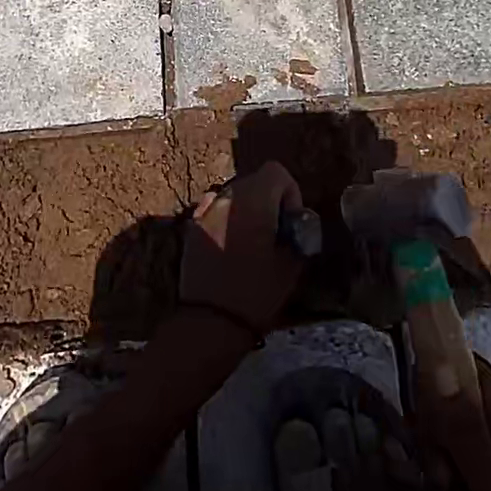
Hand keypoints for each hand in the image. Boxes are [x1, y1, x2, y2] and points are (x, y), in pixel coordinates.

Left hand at [180, 161, 305, 332]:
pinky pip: (214, 209)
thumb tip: (297, 220)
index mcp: (253, 200)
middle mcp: (226, 197)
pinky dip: (226, 217)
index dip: (290, 192)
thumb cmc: (258, 291)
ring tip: (254, 241)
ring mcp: (205, 210)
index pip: (276, 171)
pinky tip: (231, 244)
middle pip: (254, 181)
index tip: (291, 222)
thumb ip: (298, 232)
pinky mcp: (191, 226)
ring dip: (248, 208)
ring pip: (234, 194)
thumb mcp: (291, 263)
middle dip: (269, 200)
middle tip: (277, 233)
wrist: (213, 319)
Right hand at [418, 357, 490, 490]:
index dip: (433, 380)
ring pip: (450, 430)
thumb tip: (437, 365)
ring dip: (439, 461)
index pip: (461, 362)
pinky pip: (461, 455)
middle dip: (434, 434)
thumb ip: (463, 426)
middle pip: (449, 398)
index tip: (423, 417)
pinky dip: (452, 477)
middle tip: (441, 471)